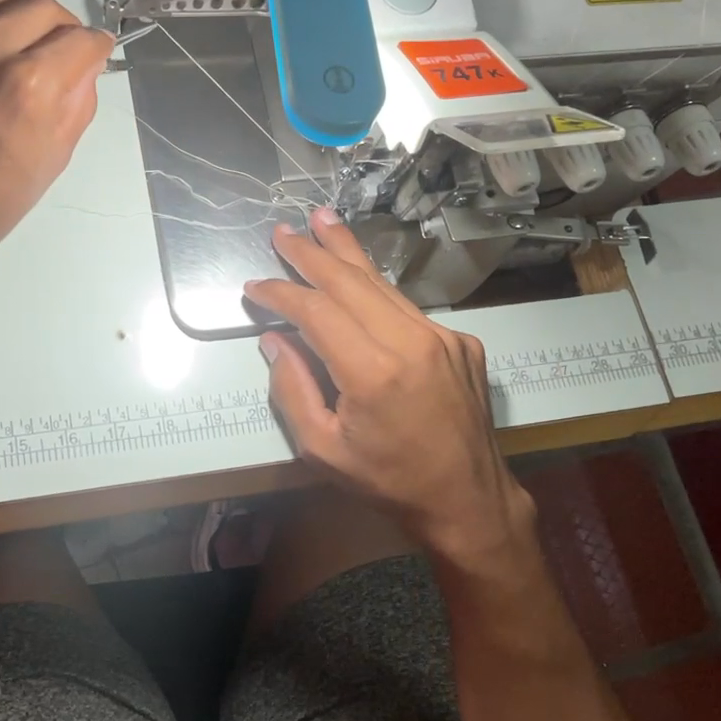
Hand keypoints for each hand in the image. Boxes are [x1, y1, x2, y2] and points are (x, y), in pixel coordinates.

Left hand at [0, 0, 115, 310]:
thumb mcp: (54, 158)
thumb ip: (77, 101)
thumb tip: (85, 64)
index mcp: (30, 85)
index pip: (81, 39)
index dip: (95, 49)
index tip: (93, 56)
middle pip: (43, 7)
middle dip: (62, 29)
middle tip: (58, 56)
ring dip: (18, 10)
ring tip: (16, 41)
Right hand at [243, 207, 535, 567]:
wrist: (467, 499)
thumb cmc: (387, 481)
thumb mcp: (322, 450)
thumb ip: (291, 390)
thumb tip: (274, 340)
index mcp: (373, 372)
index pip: (316, 311)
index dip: (281, 293)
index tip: (254, 286)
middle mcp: (411, 342)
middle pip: (350, 282)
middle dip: (311, 253)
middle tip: (282, 230)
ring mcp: (443, 337)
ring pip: (383, 284)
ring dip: (347, 253)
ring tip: (322, 221)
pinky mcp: (461, 342)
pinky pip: (406, 307)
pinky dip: (376, 288)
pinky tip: (358, 276)